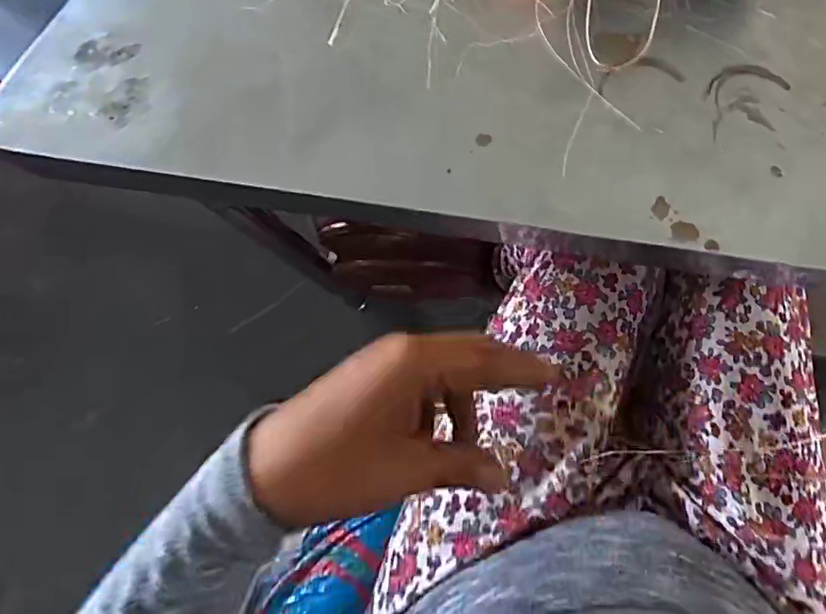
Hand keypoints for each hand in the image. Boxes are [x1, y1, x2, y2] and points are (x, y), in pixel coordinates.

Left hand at [245, 332, 557, 526]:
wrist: (270, 469)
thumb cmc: (340, 465)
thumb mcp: (406, 469)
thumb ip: (459, 464)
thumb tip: (502, 474)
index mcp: (412, 360)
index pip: (481, 357)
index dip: (520, 367)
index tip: (555, 373)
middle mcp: (400, 351)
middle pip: (462, 355)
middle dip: (497, 377)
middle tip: (532, 394)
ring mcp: (382, 362)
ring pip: (440, 374)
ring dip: (461, 406)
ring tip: (467, 452)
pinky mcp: (370, 378)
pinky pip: (418, 384)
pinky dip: (436, 408)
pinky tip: (435, 443)